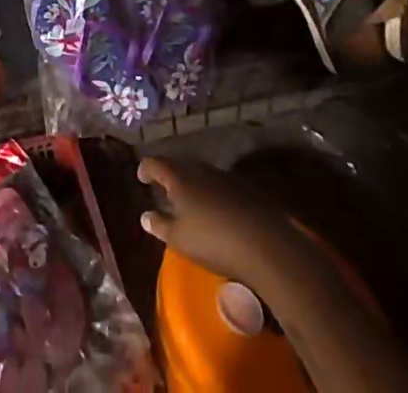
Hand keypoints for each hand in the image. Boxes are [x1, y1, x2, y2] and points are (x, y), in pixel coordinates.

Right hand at [138, 157, 306, 286]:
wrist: (265, 243)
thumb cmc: (212, 240)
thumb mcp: (178, 239)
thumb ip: (159, 225)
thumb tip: (145, 215)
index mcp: (181, 178)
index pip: (157, 163)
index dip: (146, 168)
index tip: (141, 177)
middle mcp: (202, 170)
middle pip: (180, 165)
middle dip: (170, 174)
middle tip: (163, 188)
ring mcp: (225, 177)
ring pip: (202, 174)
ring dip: (192, 183)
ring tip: (187, 200)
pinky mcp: (245, 188)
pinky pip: (220, 185)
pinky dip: (211, 192)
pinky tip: (214, 210)